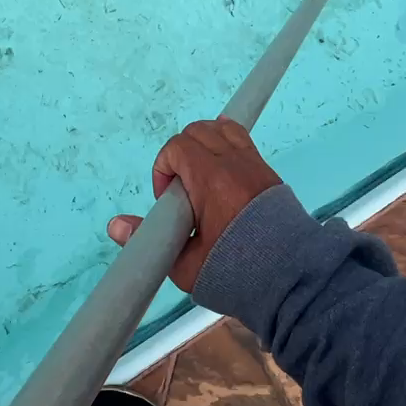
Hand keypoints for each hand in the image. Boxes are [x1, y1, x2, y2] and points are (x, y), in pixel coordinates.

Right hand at [107, 118, 282, 290]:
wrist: (290, 277)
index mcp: (211, 180)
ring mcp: (253, 163)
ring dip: (205, 143)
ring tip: (200, 173)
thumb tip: (115, 226)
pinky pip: (243, 138)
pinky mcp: (267, 171)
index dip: (164, 168)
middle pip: (199, 130)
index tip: (168, 200)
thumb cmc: (234, 271)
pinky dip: (227, 140)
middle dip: (181, 153)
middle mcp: (233, 163)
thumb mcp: (185, 264)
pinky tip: (221, 159)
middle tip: (182, 189)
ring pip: (222, 127)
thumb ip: (149, 240)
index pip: (178, 146)